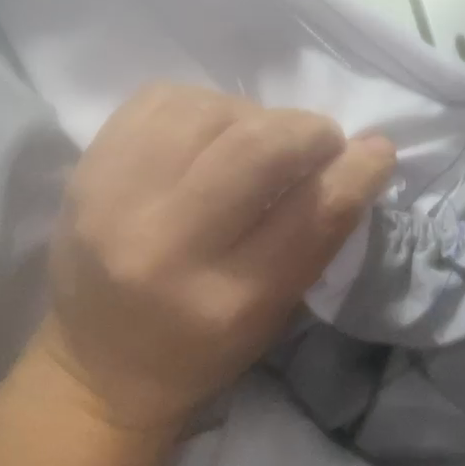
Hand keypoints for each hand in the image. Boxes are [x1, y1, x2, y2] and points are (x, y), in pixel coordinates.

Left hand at [34, 84, 395, 431]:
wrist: (100, 366)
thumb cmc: (207, 350)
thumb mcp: (277, 312)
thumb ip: (317, 238)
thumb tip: (360, 158)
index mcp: (230, 298)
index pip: (312, 212)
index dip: (357, 171)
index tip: (378, 152)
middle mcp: (166, 246)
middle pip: (258, 148)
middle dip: (309, 132)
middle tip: (321, 144)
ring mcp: (114, 200)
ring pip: (210, 112)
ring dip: (257, 116)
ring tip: (263, 141)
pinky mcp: (86, 169)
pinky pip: (160, 100)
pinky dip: (207, 106)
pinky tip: (216, 133)